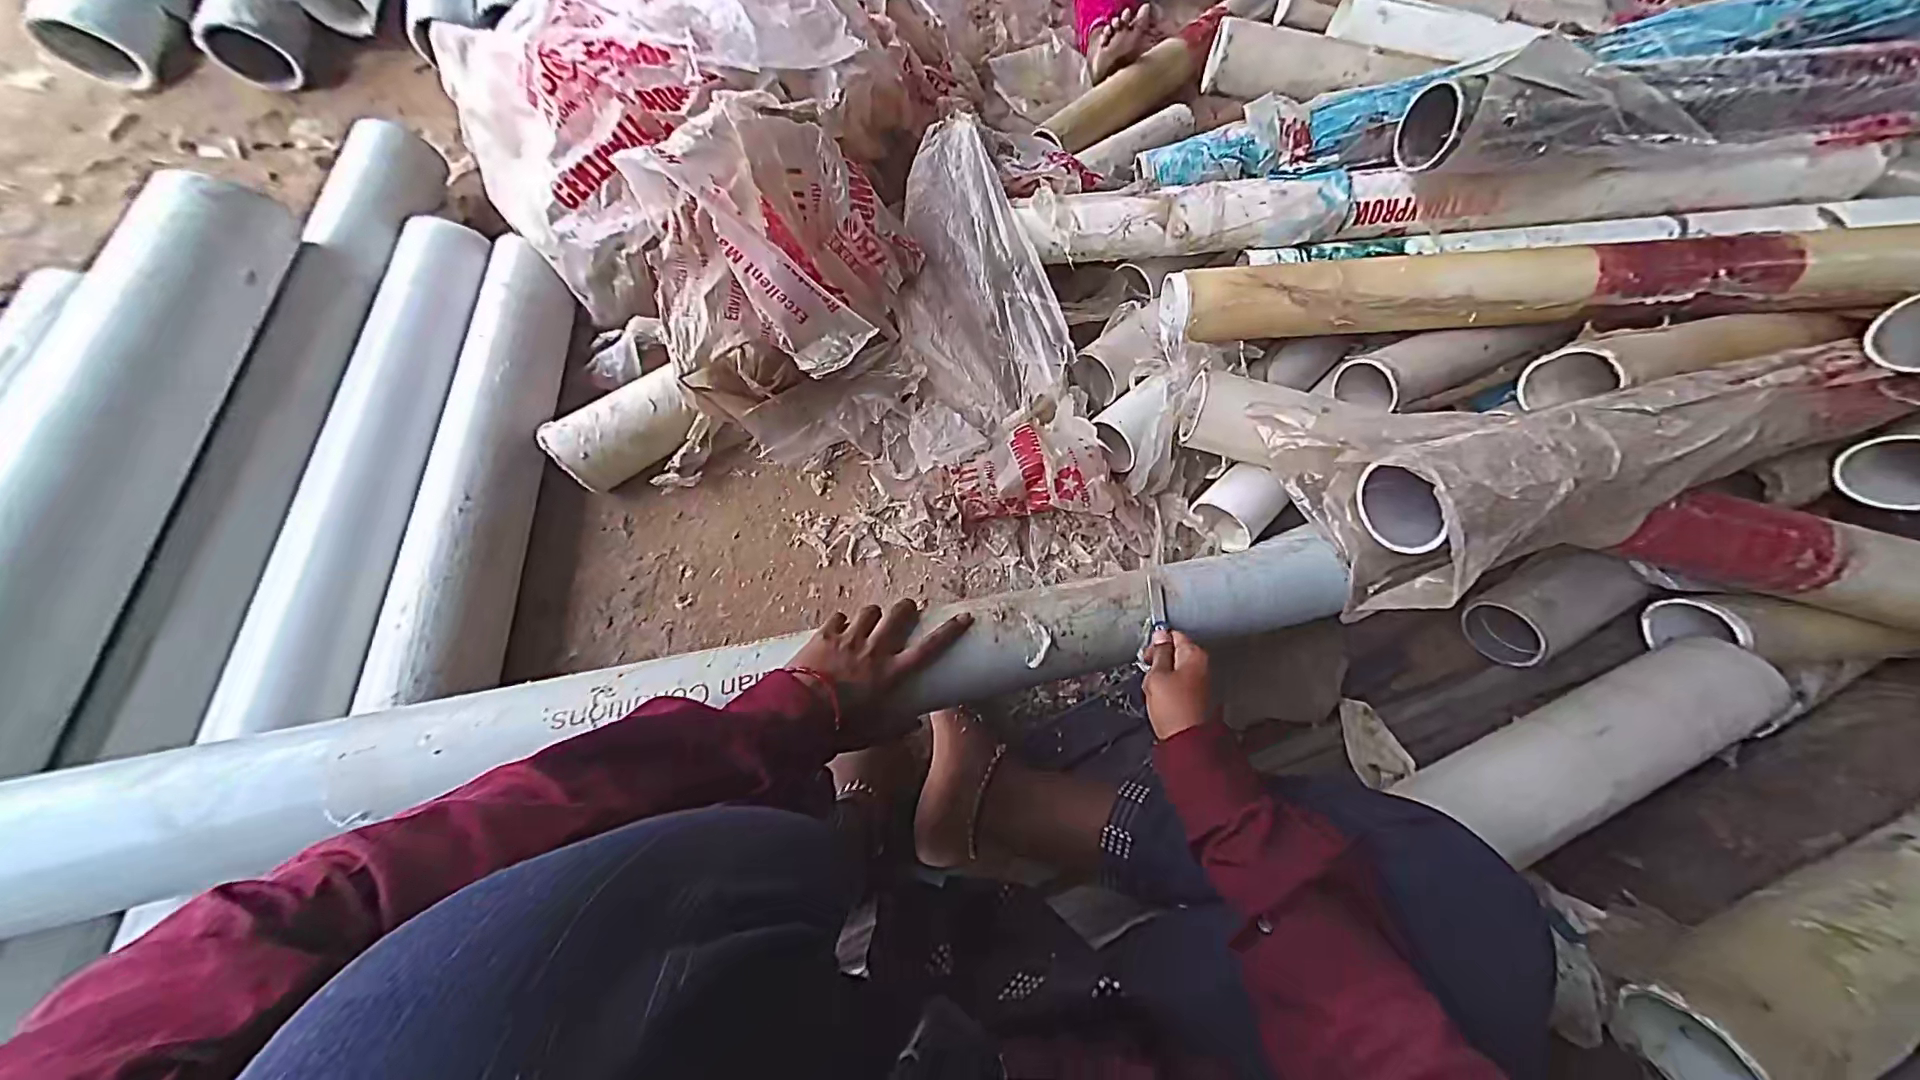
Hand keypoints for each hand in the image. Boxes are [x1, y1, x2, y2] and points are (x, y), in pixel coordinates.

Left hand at [788, 599, 972, 747]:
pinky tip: (838, 631)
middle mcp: (875, 651)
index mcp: (891, 674)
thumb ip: (896, 727)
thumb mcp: (873, 732)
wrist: (798, 716)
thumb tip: (914, 723)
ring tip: (868, 624)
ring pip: (870, 611)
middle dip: (906, 609)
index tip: (963, 617)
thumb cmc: (839, 728)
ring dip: (872, 616)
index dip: (950, 631)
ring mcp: (849, 640)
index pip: (930, 647)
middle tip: (906, 613)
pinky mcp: (825, 635)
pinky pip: (840, 617)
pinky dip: (841, 622)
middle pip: (899, 615)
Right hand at [1143, 628, 1212, 739]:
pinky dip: (1170, 688)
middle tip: (1149, 673)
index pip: (1174, 635)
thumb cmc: (1174, 708)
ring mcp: (1203, 680)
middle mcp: (1203, 665)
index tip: (1148, 654)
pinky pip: (1180, 683)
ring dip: (1163, 675)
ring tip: (1156, 690)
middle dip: (1160, 660)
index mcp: (1194, 655)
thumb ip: (1159, 653)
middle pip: (1176, 651)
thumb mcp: (1157, 676)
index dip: (1157, 643)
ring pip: (1176, 668)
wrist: (1187, 741)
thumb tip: (1160, 636)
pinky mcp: (1199, 695)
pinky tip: (1163, 699)